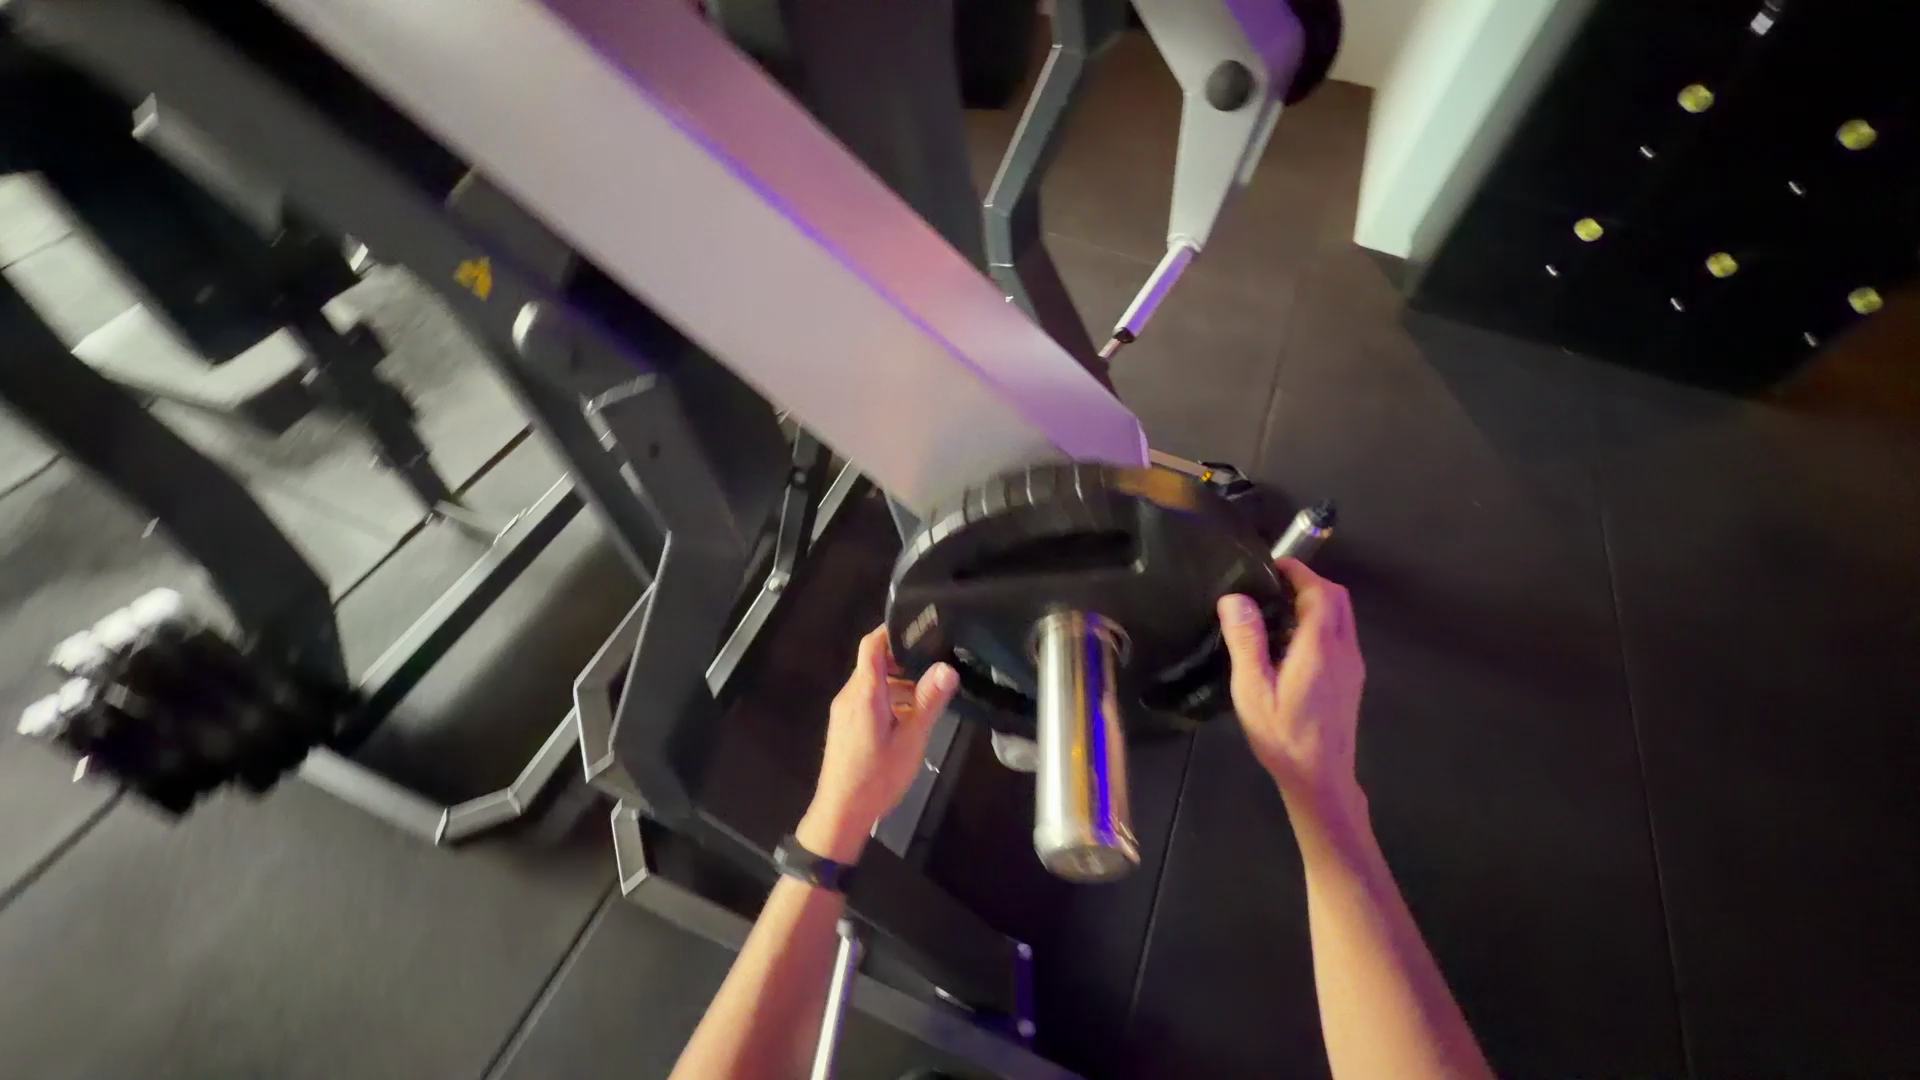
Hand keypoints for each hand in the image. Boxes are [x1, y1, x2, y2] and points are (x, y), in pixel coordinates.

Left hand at [798, 626, 958, 862]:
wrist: (841, 813)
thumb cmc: (877, 776)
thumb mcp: (911, 740)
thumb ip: (927, 702)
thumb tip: (947, 668)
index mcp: (865, 692)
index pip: (872, 644)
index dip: (892, 630)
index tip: (920, 627)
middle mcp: (850, 695)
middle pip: (874, 662)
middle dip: (904, 658)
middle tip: (936, 661)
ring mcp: (845, 711)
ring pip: (873, 683)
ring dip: (899, 681)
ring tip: (930, 691)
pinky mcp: (846, 725)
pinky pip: (868, 699)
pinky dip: (890, 698)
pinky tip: (911, 716)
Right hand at [1217, 558, 1365, 810]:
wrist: (1320, 780)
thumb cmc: (1282, 735)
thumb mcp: (1253, 689)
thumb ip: (1246, 641)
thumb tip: (1235, 598)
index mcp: (1320, 648)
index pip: (1319, 593)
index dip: (1299, 572)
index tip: (1272, 564)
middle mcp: (1343, 650)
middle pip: (1337, 600)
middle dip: (1309, 583)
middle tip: (1272, 583)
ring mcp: (1351, 666)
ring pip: (1342, 617)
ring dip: (1315, 602)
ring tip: (1275, 607)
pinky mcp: (1350, 680)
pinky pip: (1339, 635)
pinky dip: (1318, 622)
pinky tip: (1288, 640)